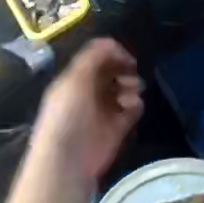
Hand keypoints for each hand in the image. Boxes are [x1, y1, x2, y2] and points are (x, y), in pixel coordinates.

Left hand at [29, 38, 142, 181]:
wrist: (68, 159)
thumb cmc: (67, 115)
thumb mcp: (75, 79)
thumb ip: (93, 57)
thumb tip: (113, 44)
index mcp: (76, 77)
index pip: (98, 57)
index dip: (113, 53)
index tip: (125, 58)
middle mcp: (90, 91)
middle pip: (114, 71)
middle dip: (125, 69)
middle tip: (130, 73)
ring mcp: (104, 109)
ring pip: (125, 88)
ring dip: (132, 85)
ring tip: (130, 94)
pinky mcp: (118, 127)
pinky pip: (133, 109)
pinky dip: (136, 104)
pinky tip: (132, 106)